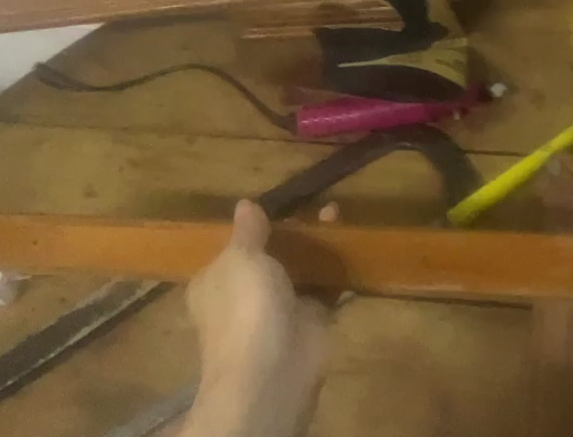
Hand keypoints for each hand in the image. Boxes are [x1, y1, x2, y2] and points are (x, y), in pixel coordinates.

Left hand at [180, 201, 329, 436]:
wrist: (272, 369)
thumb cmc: (245, 306)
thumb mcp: (241, 258)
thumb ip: (248, 231)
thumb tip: (246, 204)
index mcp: (218, 281)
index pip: (234, 248)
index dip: (255, 226)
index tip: (282, 203)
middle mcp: (245, 293)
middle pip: (273, 253)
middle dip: (296, 229)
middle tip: (318, 207)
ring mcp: (280, 306)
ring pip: (302, 266)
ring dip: (320, 243)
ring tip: (338, 214)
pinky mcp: (312, 317)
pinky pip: (327, 285)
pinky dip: (339, 267)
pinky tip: (354, 242)